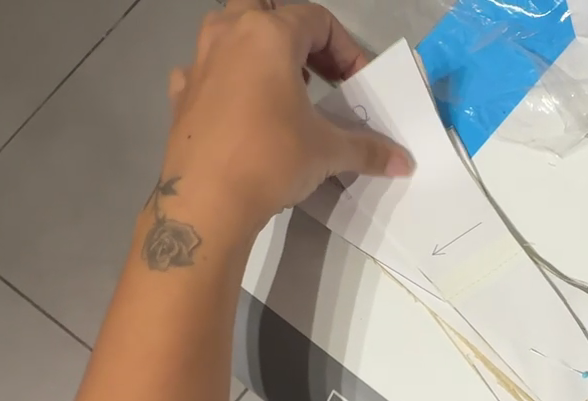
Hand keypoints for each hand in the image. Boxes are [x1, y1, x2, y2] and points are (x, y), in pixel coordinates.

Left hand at [156, 1, 411, 242]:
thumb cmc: (273, 157)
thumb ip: (368, 150)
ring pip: (234, 35)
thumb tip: (404, 162)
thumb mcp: (329, 153)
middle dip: (300, 40)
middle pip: (270, 13)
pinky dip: (230, 82)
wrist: (209, 196)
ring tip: (285, 93)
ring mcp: (199, 59)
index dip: (346, 49)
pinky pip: (210, 71)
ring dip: (263, 54)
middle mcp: (229, 33)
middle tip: (320, 76)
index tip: (358, 84)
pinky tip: (243, 112)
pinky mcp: (183, 91)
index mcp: (268, 34)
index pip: (317, 20)